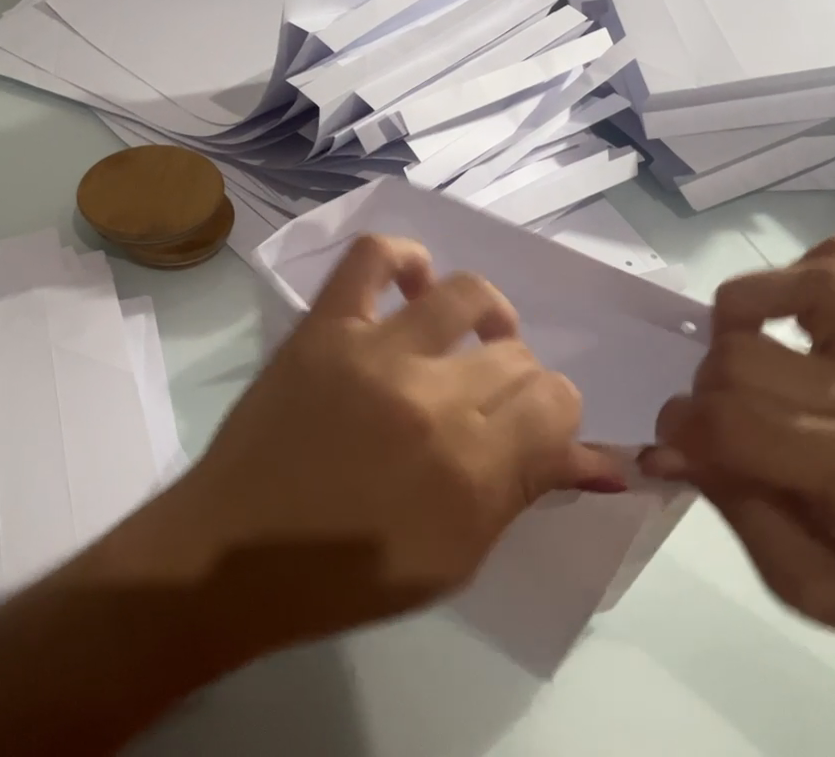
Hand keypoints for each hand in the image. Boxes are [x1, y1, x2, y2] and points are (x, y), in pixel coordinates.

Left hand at [171, 234, 623, 642]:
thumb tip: (600, 462)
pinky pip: (371, 259)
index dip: (557, 416)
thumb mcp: (454, 557)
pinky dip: (404, 258)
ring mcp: (374, 353)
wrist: (233, 556)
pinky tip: (416, 283)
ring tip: (474, 339)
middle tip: (490, 407)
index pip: (557, 403)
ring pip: (466, 297)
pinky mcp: (323, 328)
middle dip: (519, 384)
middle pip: (516, 357)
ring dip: (488, 317)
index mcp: (470, 467)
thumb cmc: (346, 577)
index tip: (535, 430)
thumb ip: (523, 493)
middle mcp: (432, 397)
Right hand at [643, 234, 834, 650]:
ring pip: (803, 289)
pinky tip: (781, 303)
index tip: (668, 460)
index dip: (681, 435)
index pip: (734, 420)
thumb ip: (732, 505)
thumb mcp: (796, 583)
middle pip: (743, 357)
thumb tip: (664, 447)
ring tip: (732, 370)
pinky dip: (817, 267)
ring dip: (740, 321)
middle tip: (709, 439)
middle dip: (702, 398)